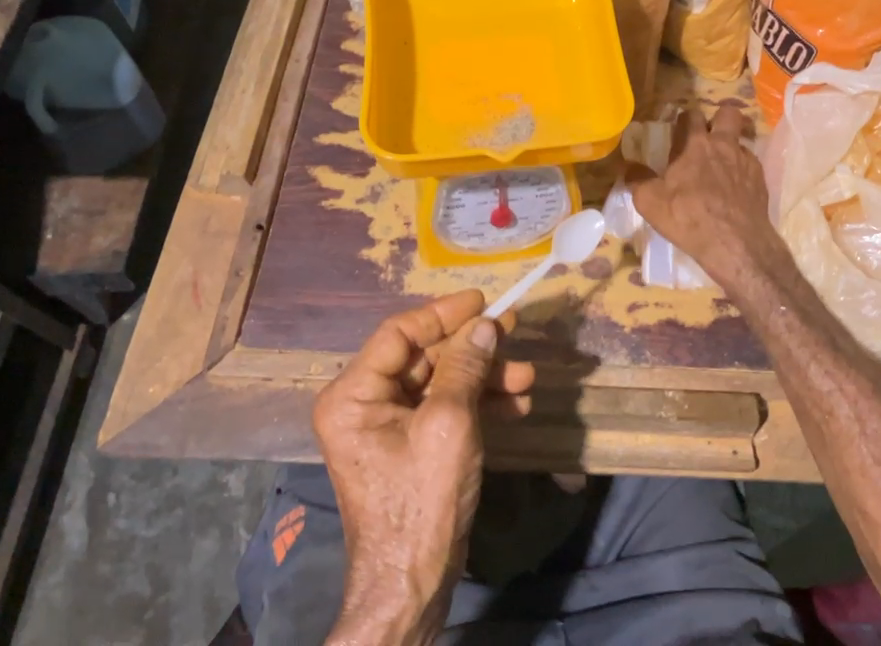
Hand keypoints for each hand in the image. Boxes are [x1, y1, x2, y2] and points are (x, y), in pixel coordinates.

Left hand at [314, 290, 535, 645]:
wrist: (414, 581)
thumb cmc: (423, 498)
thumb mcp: (449, 423)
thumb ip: (466, 366)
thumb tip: (486, 324)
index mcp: (353, 394)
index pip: (399, 333)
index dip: (444, 312)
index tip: (484, 300)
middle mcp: (363, 404)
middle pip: (425, 356)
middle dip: (474, 348)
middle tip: (516, 331)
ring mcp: (386, 427)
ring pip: (441, 382)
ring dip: (485, 378)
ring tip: (527, 378)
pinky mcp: (410, 447)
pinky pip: (444, 410)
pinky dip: (479, 404)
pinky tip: (517, 406)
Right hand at [631, 103, 795, 300]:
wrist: (735, 243)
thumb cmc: (688, 218)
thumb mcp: (650, 202)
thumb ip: (637, 179)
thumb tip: (628, 166)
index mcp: (694, 144)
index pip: (690, 115)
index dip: (684, 119)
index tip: (678, 130)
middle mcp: (724, 145)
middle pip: (728, 113)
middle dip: (719, 118)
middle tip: (709, 135)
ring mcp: (746, 161)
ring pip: (741, 139)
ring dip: (731, 146)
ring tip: (721, 165)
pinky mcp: (760, 179)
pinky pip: (750, 164)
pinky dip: (741, 170)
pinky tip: (734, 188)